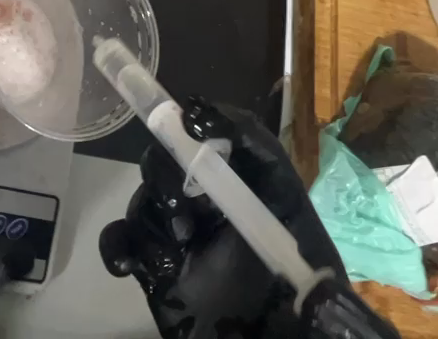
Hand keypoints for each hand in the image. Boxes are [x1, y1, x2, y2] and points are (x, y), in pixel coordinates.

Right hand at [99, 98, 399, 338]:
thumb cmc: (307, 323)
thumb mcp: (321, 279)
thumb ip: (315, 266)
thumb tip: (276, 206)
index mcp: (259, 194)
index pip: (236, 137)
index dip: (214, 120)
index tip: (195, 121)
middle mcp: (217, 206)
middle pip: (178, 156)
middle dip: (172, 163)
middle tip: (183, 199)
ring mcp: (182, 237)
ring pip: (147, 195)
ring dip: (152, 206)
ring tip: (175, 250)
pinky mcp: (155, 270)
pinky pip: (123, 241)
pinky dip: (117, 245)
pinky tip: (129, 265)